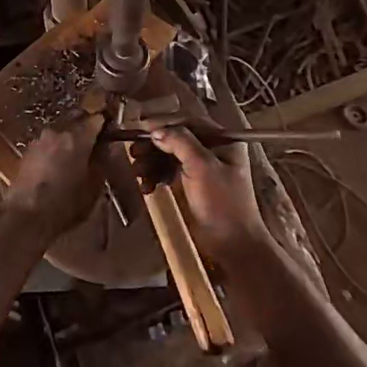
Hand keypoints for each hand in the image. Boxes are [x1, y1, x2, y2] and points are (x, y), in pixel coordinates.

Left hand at [5, 114, 104, 240]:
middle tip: (94, 143)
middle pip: (77, 119)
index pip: (97, 118)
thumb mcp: (94, 187)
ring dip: (69, 138)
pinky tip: (56, 166)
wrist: (25, 216)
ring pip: (60, 131)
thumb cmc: (65, 203)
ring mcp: (39, 140)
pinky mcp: (26, 152)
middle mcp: (58, 131)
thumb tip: (107, 148)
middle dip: (86, 127)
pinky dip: (55, 149)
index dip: (106, 124)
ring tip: (74, 157)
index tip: (111, 132)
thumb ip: (103, 162)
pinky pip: (47, 143)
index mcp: (78, 137)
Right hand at [148, 125, 270, 261]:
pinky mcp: (190, 186)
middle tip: (134, 152)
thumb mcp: (202, 167)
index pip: (190, 122)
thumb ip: (180, 143)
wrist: (232, 244)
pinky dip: (155, 177)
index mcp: (222, 141)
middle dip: (155, 145)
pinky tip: (146, 187)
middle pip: (177, 139)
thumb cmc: (222, 202)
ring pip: (169, 157)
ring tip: (137, 172)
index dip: (166, 123)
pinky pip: (168, 173)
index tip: (142, 128)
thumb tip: (156, 130)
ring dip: (151, 162)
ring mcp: (200, 169)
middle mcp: (212, 151)